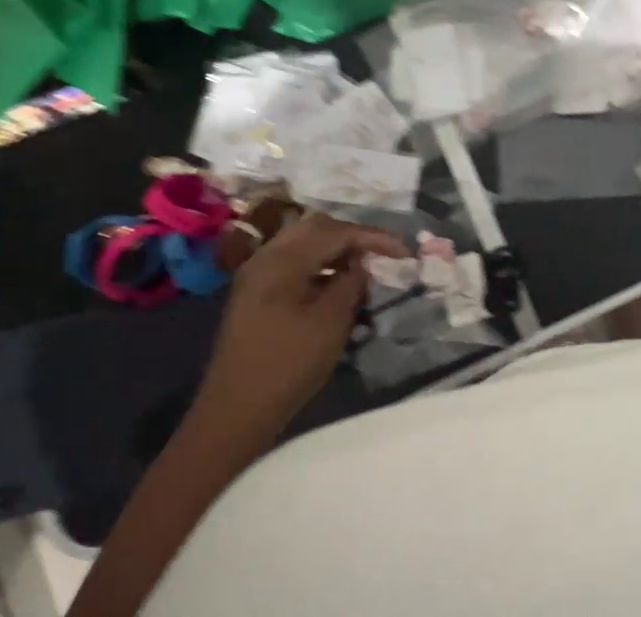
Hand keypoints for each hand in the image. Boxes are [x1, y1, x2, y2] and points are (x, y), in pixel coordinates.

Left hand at [198, 212, 406, 432]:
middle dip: (353, 236)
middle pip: (316, 228)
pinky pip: (292, 263)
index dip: (374, 237)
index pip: (336, 232)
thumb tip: (361, 263)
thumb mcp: (331, 321)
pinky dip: (319, 264)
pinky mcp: (255, 294)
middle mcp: (265, 257)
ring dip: (335, 249)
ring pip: (302, 244)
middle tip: (383, 252)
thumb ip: (350, 282)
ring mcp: (256, 275)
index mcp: (282, 260)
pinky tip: (336, 283)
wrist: (236, 410)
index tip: (404, 250)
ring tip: (364, 267)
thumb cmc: (288, 364)